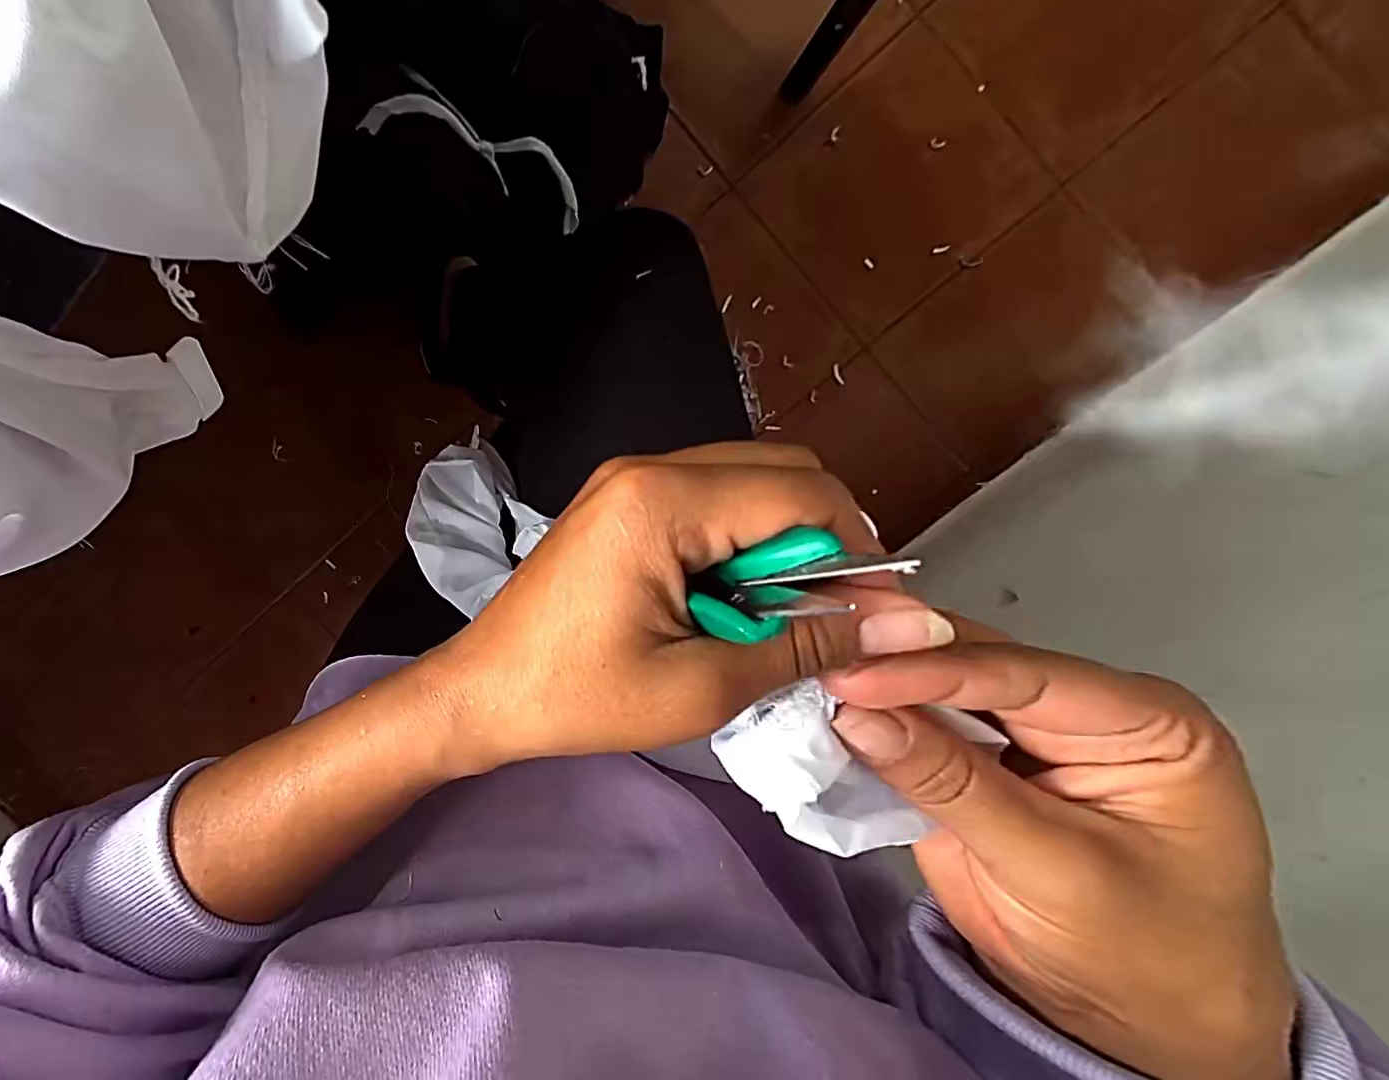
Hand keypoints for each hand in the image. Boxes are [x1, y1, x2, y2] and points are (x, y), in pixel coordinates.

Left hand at [425, 443, 951, 772]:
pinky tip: (734, 597)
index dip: (858, 551)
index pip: (803, 494)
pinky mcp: (625, 498)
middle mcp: (649, 468)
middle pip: (783, 472)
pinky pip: (714, 498)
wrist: (480, 692)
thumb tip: (908, 628)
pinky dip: (744, 542)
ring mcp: (632, 477)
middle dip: (825, 541)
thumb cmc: (576, 698)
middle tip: (828, 613)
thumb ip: (808, 645)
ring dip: (785, 543)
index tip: (876, 612)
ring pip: (752, 482)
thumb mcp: (702, 686)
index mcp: (662, 501)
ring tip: (778, 614)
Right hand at [823, 631, 1296, 1079]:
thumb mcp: (1052, 872)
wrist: (1131, 1029)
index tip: (852, 678)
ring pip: (934, 684)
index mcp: (1138, 718)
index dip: (928, 671)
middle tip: (821, 663)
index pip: (1019, 673)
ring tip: (814, 679)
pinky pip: (915, 724)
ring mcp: (1018, 728)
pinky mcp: (972, 755)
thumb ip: (952, 785)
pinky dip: (874, 721)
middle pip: (971, 661)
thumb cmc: (1141, 960)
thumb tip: (859, 717)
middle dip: (893, 664)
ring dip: (875, 687)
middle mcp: (1074, 704)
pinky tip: (830, 711)